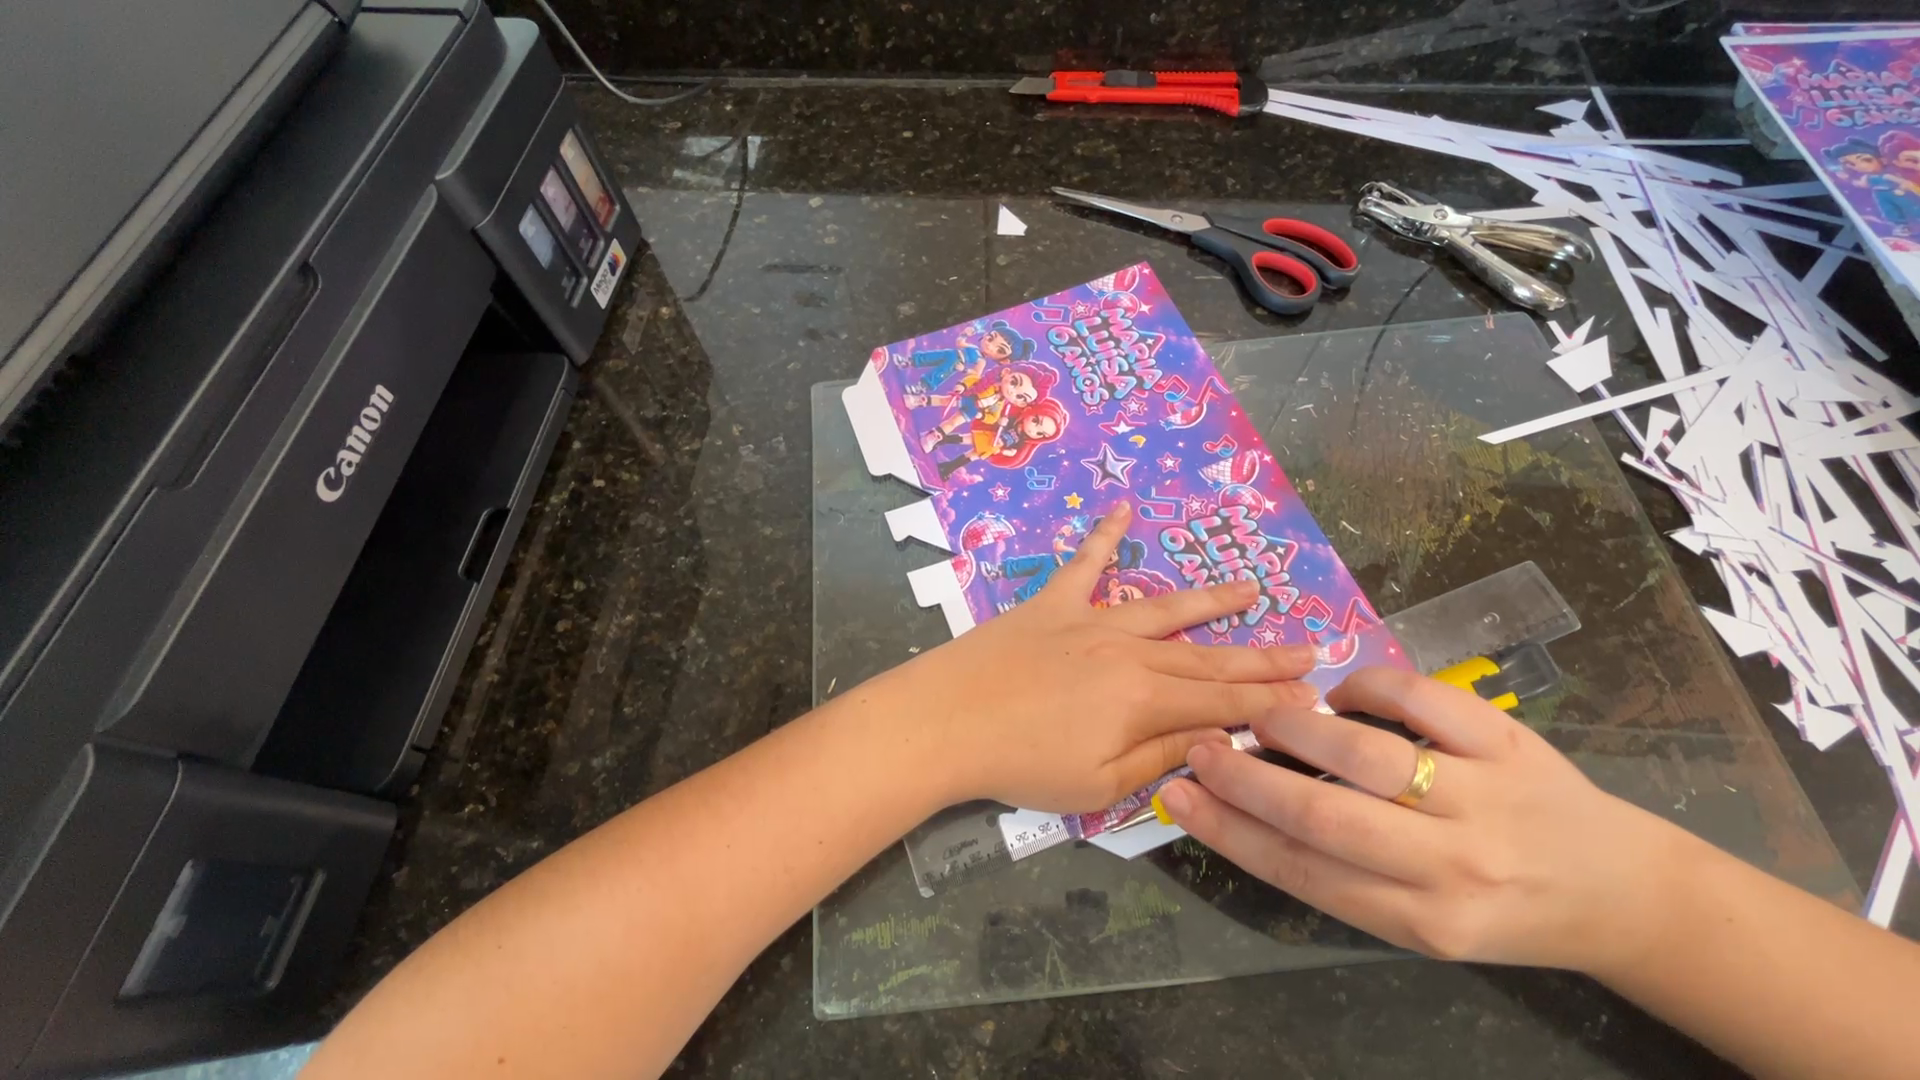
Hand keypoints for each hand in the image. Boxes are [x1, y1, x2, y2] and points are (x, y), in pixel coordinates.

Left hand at [871, 502, 1318, 813]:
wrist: (943, 721)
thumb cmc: (1020, 764)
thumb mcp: (1099, 786)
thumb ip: (1161, 757)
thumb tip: (1215, 736)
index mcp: (1146, 700)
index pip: (1224, 701)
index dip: (1271, 701)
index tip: (1313, 695)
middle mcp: (1129, 651)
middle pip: (1207, 655)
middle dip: (1262, 657)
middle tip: (1310, 648)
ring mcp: (1090, 620)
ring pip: (1165, 608)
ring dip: (1212, 599)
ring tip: (1253, 587)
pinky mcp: (1051, 604)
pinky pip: (1085, 565)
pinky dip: (1105, 537)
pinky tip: (1122, 510)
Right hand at [1157, 666, 1687, 974]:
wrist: (1619, 893)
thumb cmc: (1500, 909)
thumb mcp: (1420, 919)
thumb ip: (1340, 870)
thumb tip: (1247, 809)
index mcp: (1422, 922)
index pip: (1302, 871)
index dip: (1229, 831)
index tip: (1179, 798)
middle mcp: (1454, 869)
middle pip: (1325, 816)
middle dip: (1247, 780)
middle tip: (1201, 749)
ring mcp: (1487, 800)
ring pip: (1369, 755)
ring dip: (1298, 729)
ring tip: (1265, 719)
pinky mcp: (1510, 743)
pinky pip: (1423, 700)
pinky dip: (1367, 688)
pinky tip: (1343, 696)